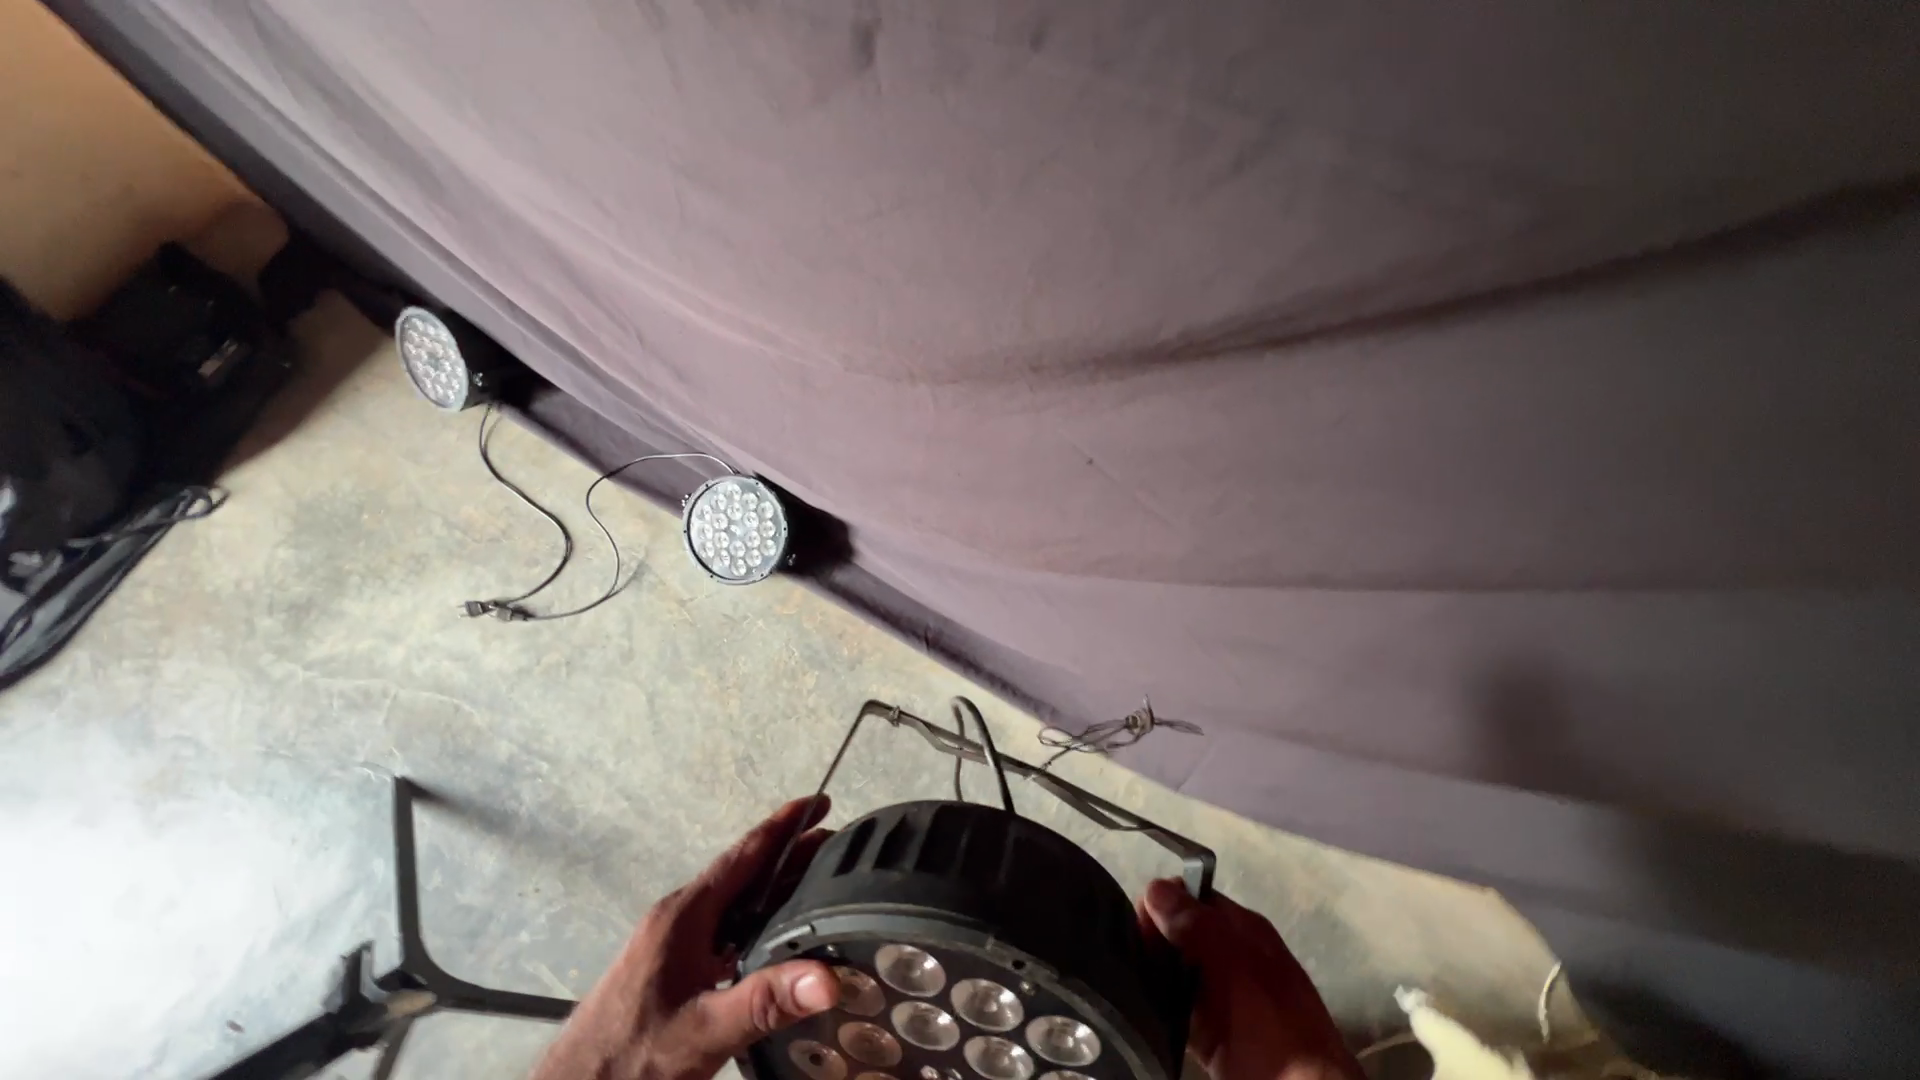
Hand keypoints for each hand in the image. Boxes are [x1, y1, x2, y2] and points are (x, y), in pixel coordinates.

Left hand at [534, 797, 841, 1079]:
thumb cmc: (630, 1059)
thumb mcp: (702, 1032)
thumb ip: (765, 1001)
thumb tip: (829, 977)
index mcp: (685, 915)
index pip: (744, 855)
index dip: (784, 825)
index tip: (821, 802)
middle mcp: (678, 918)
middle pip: (743, 873)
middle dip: (789, 854)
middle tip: (837, 847)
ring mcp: (670, 942)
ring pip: (732, 902)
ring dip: (773, 888)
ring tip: (817, 886)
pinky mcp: (668, 968)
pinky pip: (722, 928)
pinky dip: (756, 920)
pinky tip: (773, 941)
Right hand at [1140, 879, 1362, 1079]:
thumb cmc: (1273, 1028)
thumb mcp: (1236, 964)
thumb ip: (1196, 924)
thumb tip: (1154, 888)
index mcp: (1242, 930)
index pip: (1193, 897)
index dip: (1162, 901)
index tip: (1137, 921)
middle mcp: (1229, 956)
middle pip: (1179, 933)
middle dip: (1151, 938)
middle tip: (1125, 955)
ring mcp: (1219, 997)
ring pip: (1172, 970)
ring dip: (1149, 972)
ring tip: (1120, 978)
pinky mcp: (1207, 1034)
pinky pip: (1171, 1007)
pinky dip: (1154, 1005)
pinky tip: (1133, 1006)